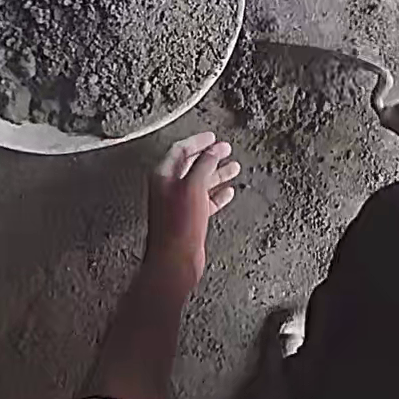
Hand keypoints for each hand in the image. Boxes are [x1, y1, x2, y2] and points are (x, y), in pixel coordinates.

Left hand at [144, 131, 241, 285]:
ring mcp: (179, 203)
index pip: (181, 149)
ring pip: (201, 182)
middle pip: (192, 164)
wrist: (175, 261)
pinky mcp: (189, 218)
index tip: (212, 137)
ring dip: (217, 173)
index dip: (198, 141)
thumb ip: (204, 165)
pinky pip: (205, 201)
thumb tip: (213, 150)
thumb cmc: (178, 225)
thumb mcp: (194, 186)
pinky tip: (228, 192)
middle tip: (225, 149)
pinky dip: (217, 194)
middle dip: (210, 156)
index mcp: (164, 176)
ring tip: (233, 167)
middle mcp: (169, 188)